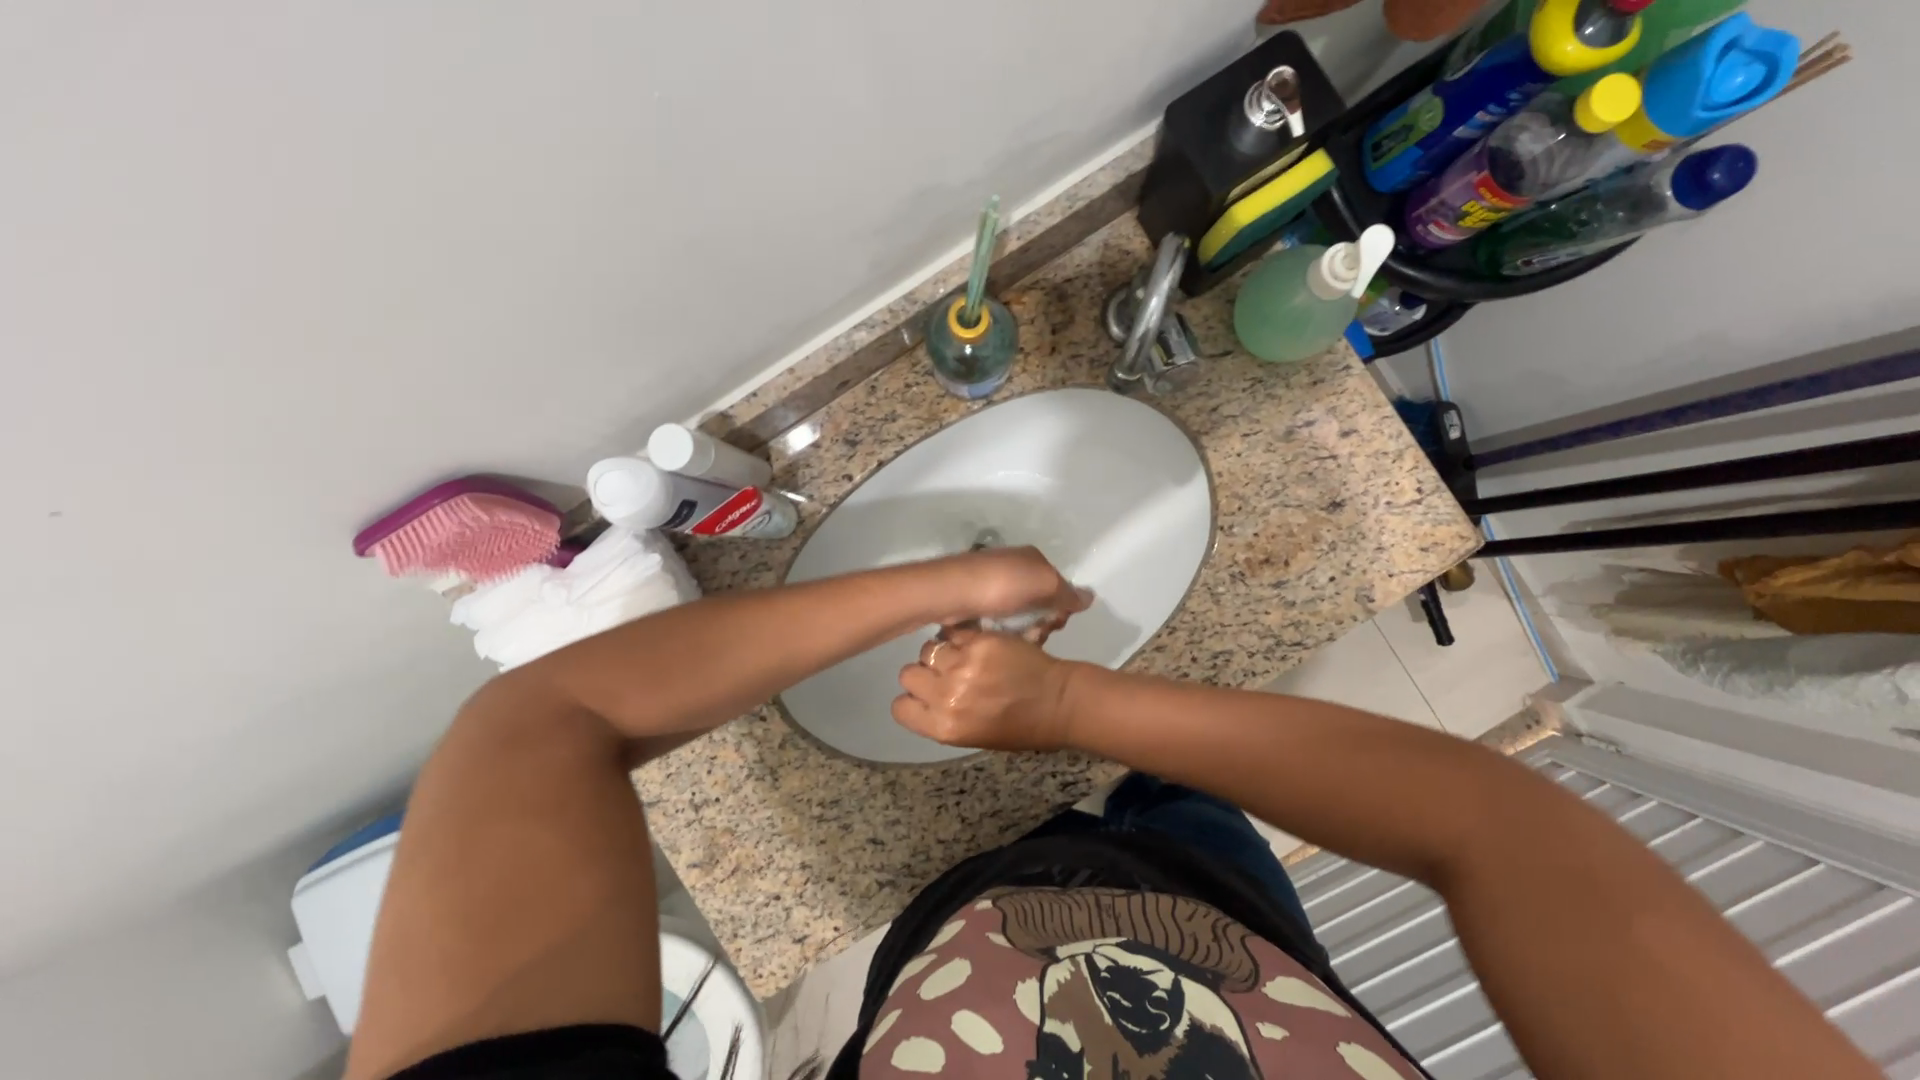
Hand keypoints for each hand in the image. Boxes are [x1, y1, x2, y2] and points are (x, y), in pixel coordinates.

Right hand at [892, 628, 1084, 752]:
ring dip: (941, 653)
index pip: (900, 708)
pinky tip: (977, 646)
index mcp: (943, 727)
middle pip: (908, 673)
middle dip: (924, 673)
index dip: (913, 700)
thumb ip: (942, 717)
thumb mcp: (971, 736)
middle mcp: (947, 696)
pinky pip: (953, 634)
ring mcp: (963, 665)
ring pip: (928, 649)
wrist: (1058, 704)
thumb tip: (923, 696)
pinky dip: (961, 639)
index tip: (928, 696)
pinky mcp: (980, 642)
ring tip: (962, 657)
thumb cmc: (1019, 728)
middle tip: (946, 674)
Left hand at [936, 546, 1092, 626]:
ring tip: (1012, 642)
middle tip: (1032, 636)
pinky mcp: (974, 601)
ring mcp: (991, 585)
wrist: (949, 592)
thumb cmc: (1001, 585)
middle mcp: (1013, 568)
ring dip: (1019, 631)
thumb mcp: (1043, 584)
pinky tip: (995, 641)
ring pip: (1017, 615)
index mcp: (1032, 559)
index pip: (1058, 587)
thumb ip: (1067, 593)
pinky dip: (999, 631)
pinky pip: (997, 621)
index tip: (1053, 626)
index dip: (1059, 609)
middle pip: (1038, 603)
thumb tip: (1090, 597)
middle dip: (1039, 622)